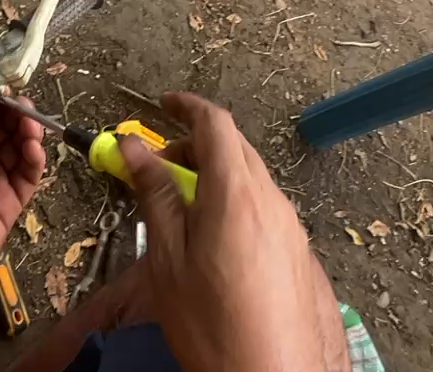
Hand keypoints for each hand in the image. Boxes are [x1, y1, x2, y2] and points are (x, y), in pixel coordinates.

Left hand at [0, 100, 45, 315]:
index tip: (9, 89)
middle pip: (0, 130)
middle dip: (14, 116)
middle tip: (26, 107)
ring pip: (16, 150)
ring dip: (27, 134)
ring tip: (33, 126)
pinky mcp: (8, 205)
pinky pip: (25, 177)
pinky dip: (33, 160)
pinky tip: (34, 148)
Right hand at [119, 93, 348, 371]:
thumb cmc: (214, 327)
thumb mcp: (169, 259)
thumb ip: (154, 193)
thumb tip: (132, 146)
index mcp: (236, 192)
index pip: (214, 122)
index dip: (186, 105)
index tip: (162, 105)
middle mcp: (271, 200)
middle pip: (234, 146)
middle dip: (195, 142)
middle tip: (161, 163)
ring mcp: (291, 227)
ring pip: (251, 176)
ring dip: (215, 172)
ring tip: (183, 206)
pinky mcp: (300, 252)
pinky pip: (264, 205)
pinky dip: (235, 199)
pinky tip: (215, 237)